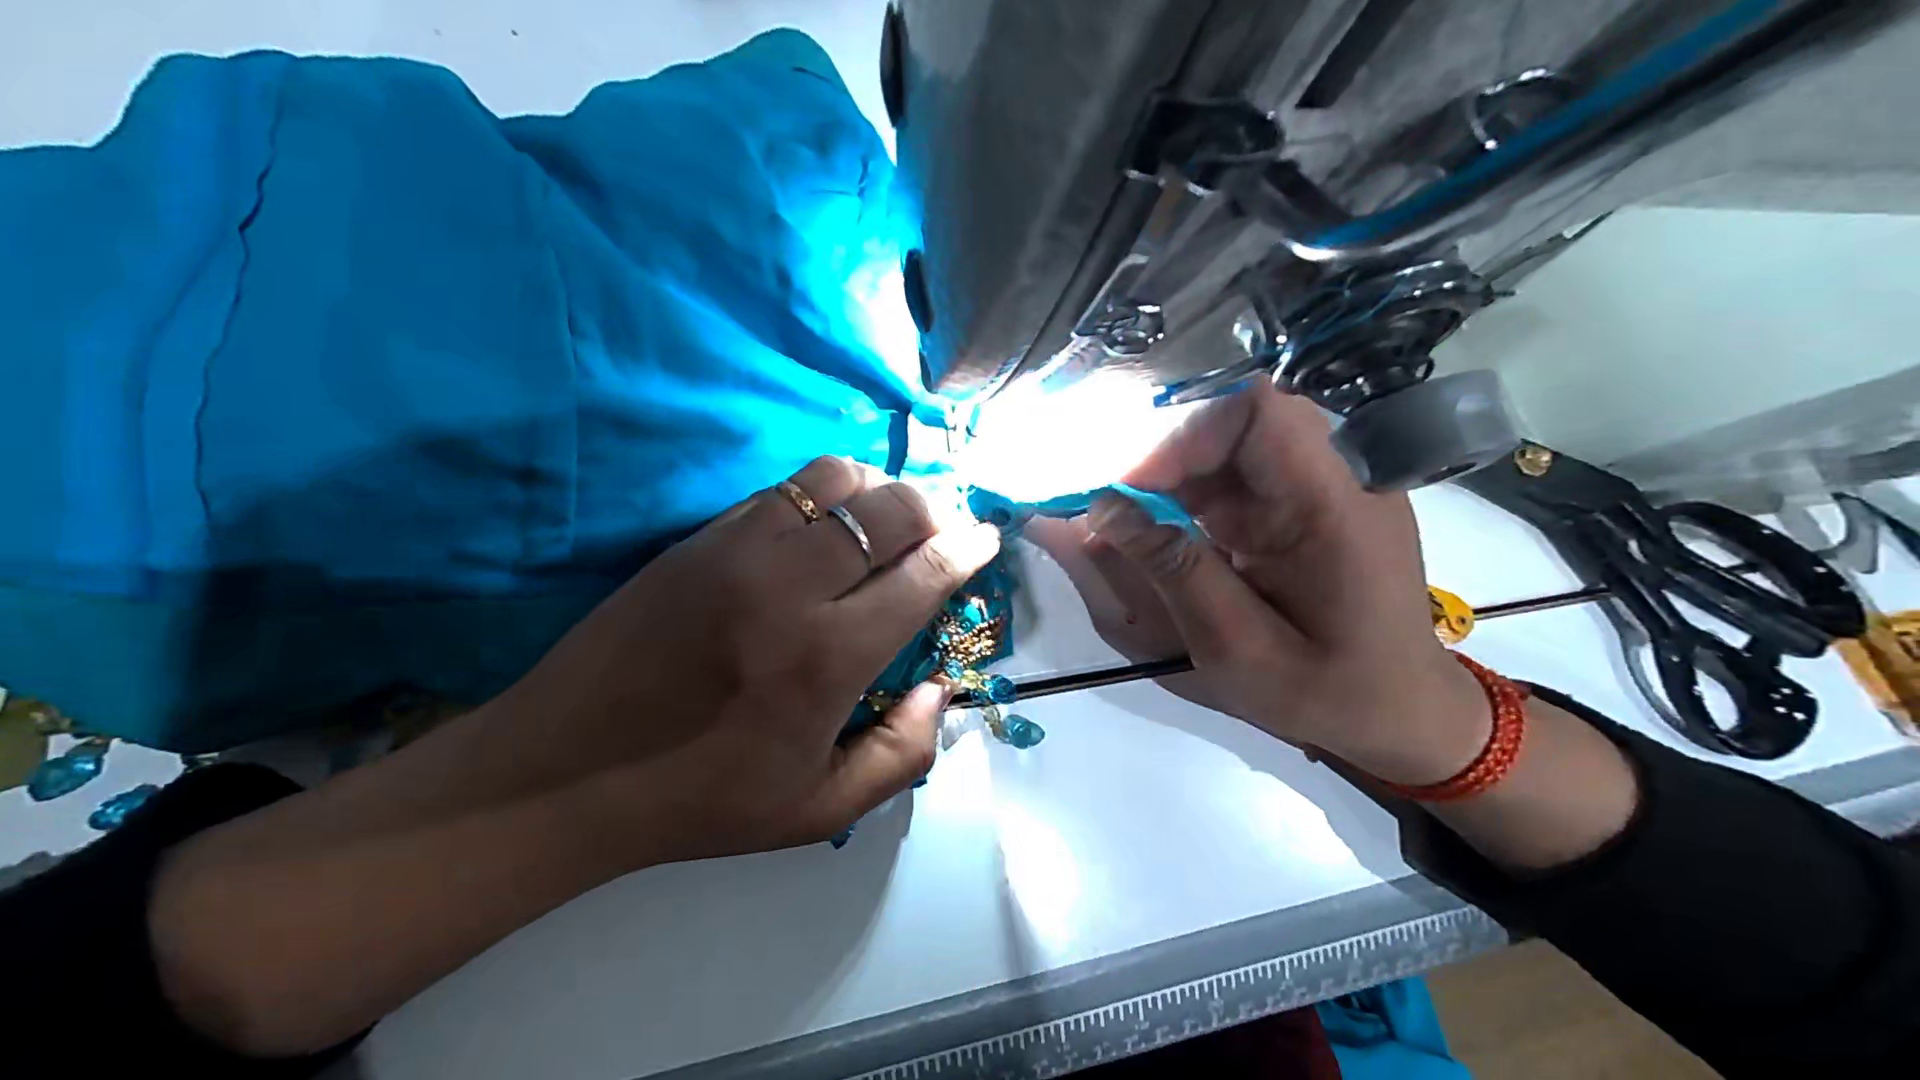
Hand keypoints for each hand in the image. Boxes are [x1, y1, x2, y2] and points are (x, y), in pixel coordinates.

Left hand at [491, 455, 1002, 860]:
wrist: (564, 769)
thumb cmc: (702, 798)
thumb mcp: (820, 810)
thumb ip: (903, 754)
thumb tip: (939, 688)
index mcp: (827, 657)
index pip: (923, 574)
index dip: (966, 548)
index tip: (985, 538)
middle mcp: (790, 586)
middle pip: (890, 510)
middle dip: (936, 510)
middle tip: (944, 528)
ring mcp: (739, 550)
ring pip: (836, 479)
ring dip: (880, 489)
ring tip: (889, 518)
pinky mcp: (699, 537)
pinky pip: (783, 489)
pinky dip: (825, 493)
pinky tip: (827, 523)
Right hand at [1062, 383, 1489, 785]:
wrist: (1401, 710)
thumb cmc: (1328, 692)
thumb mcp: (1237, 647)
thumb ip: (1173, 570)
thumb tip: (1101, 508)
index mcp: (1333, 506)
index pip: (1258, 412)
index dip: (1183, 436)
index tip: (1128, 494)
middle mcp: (1333, 476)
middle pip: (1235, 422)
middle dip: (1165, 460)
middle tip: (1118, 516)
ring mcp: (1319, 485)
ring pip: (1228, 445)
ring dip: (1170, 480)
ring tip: (1131, 531)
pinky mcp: (1301, 501)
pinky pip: (1236, 474)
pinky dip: (1188, 496)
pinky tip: (1165, 537)